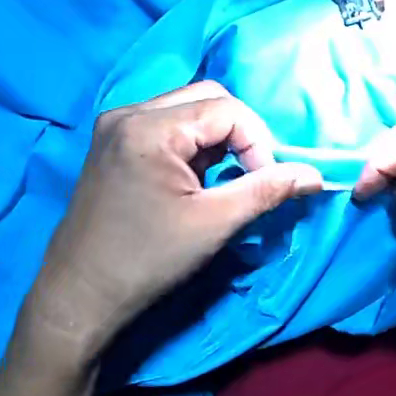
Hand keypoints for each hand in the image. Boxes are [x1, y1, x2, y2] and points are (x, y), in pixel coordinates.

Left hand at [27, 82, 322, 351]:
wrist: (80, 296)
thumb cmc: (147, 261)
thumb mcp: (214, 224)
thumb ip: (267, 190)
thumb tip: (315, 175)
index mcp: (148, 127)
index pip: (227, 109)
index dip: (258, 142)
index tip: (266, 183)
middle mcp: (128, 113)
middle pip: (206, 99)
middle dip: (240, 134)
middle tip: (249, 176)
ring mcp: (116, 127)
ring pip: (187, 111)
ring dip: (217, 140)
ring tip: (222, 182)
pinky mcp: (112, 145)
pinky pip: (166, 127)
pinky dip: (192, 147)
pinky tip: (194, 181)